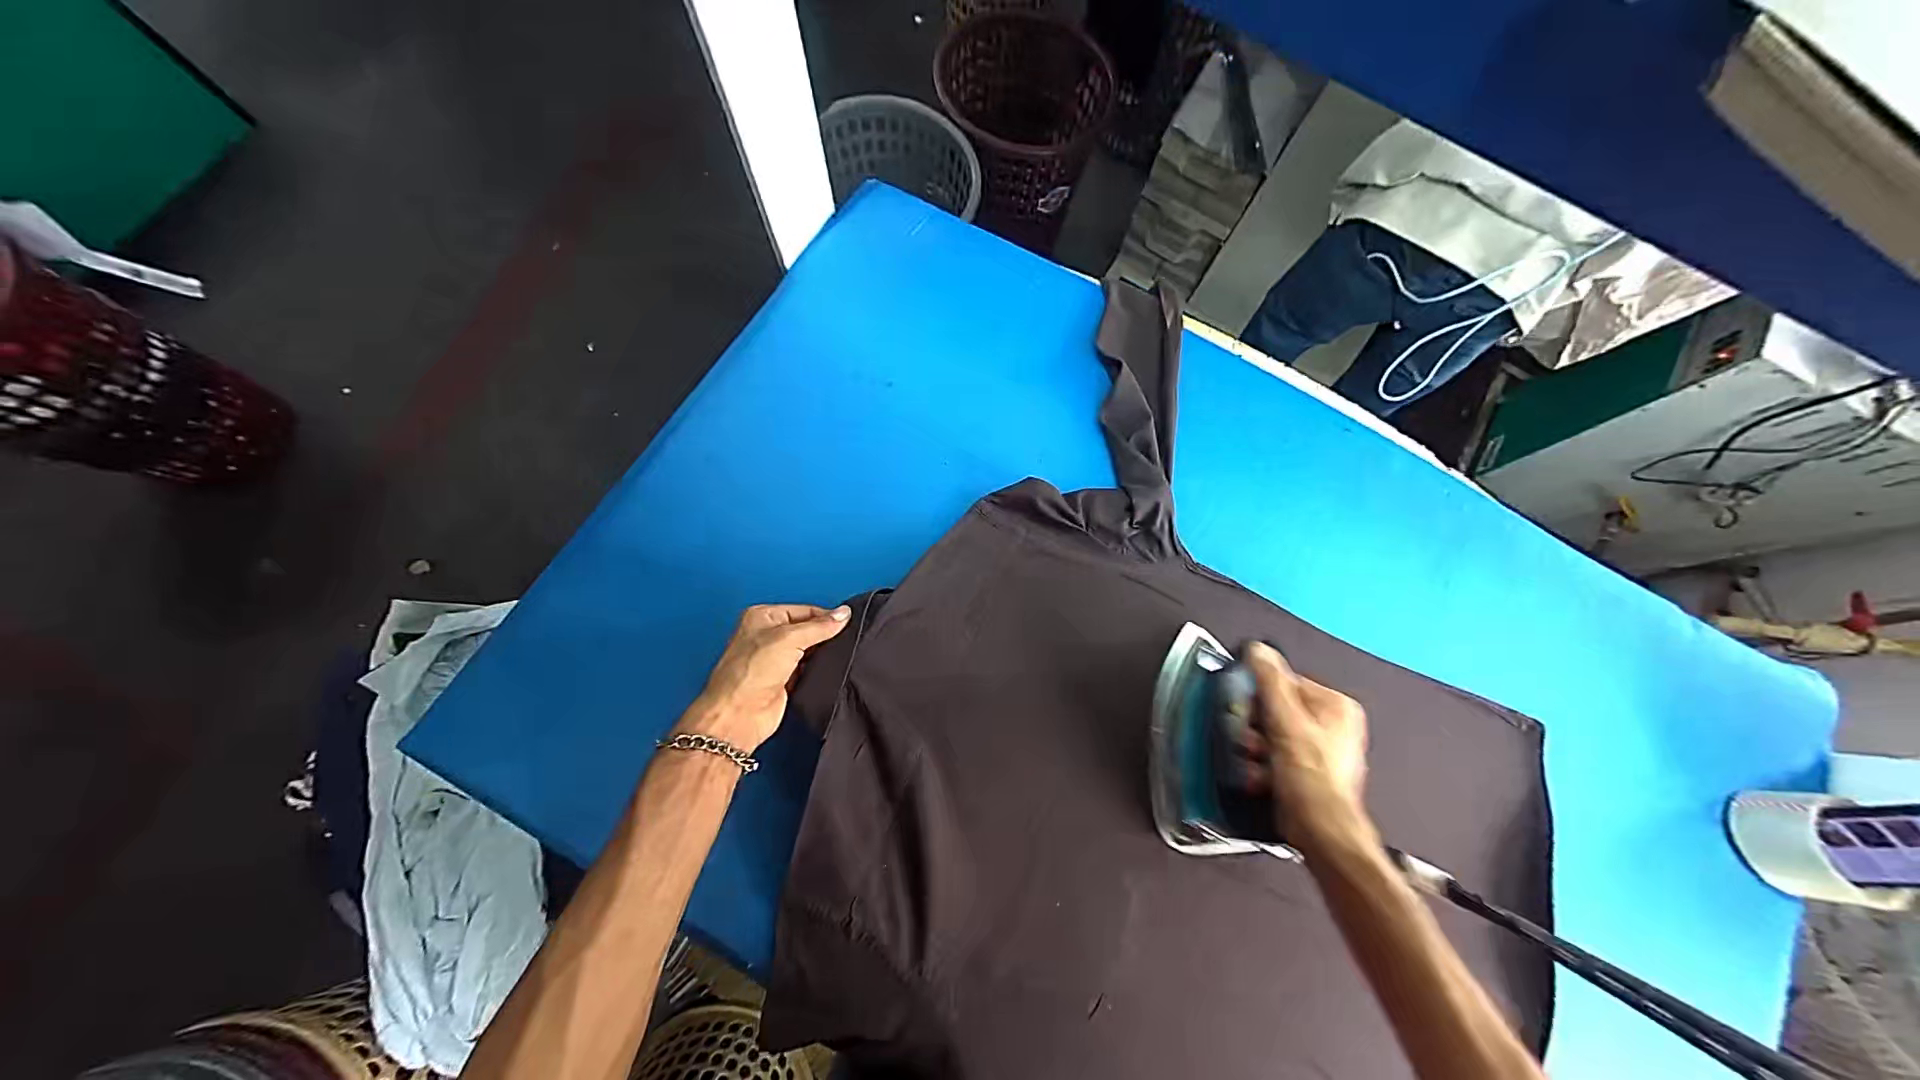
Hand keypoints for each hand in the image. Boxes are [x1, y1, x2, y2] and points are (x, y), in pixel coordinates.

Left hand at [677, 603, 850, 752]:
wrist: (739, 715)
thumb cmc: (746, 675)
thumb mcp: (789, 639)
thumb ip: (819, 626)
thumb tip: (842, 614)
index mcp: (763, 617)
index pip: (804, 610)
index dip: (825, 617)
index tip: (845, 623)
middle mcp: (767, 637)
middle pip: (807, 630)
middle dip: (823, 637)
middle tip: (840, 641)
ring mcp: (775, 661)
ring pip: (809, 652)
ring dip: (820, 656)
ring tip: (831, 658)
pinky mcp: (783, 682)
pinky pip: (808, 671)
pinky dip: (817, 672)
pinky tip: (824, 673)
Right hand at [1241, 641, 1369, 837]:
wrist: (1321, 832)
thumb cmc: (1314, 784)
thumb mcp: (1286, 722)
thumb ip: (1270, 682)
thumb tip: (1259, 651)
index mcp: (1335, 707)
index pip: (1284, 682)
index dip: (1259, 697)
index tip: (1249, 711)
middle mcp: (1332, 725)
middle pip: (1274, 709)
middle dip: (1256, 726)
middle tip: (1254, 741)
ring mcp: (1319, 750)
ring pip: (1271, 734)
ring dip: (1256, 748)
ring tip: (1258, 762)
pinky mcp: (1305, 770)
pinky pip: (1274, 755)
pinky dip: (1263, 764)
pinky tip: (1262, 775)